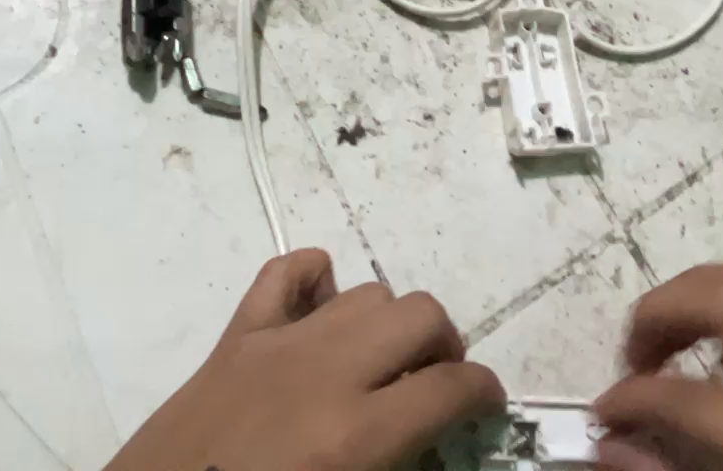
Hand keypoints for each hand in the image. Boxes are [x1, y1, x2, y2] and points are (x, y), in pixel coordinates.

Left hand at [105, 249, 504, 470]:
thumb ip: (395, 464)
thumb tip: (433, 438)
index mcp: (353, 437)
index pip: (449, 389)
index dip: (483, 392)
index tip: (486, 404)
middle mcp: (325, 373)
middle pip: (419, 315)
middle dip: (446, 344)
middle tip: (436, 382)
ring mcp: (277, 343)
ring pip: (367, 292)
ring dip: (389, 323)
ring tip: (382, 360)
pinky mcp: (237, 335)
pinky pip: (287, 272)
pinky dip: (316, 280)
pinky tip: (321, 312)